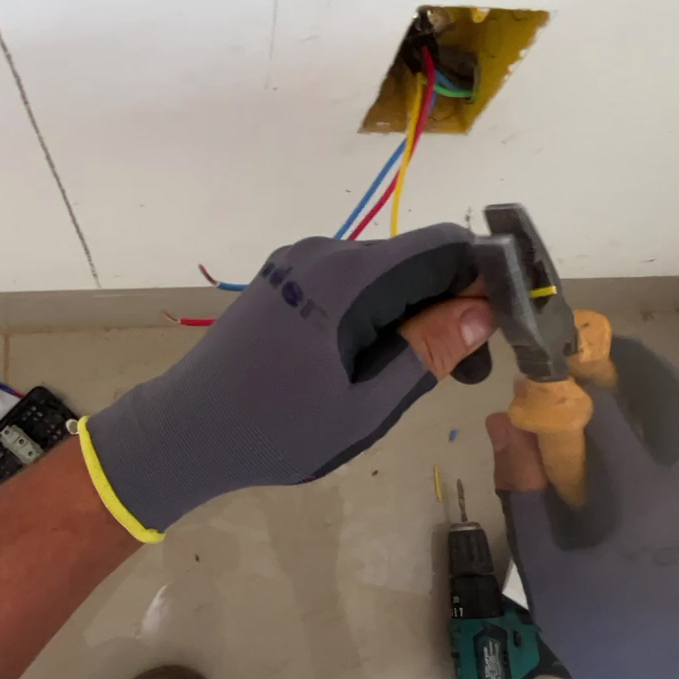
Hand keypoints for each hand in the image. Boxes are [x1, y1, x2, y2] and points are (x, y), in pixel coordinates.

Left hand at [83, 224, 492, 539]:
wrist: (184, 431)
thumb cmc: (275, 430)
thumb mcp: (364, 406)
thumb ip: (427, 353)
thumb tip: (483, 311)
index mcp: (344, 275)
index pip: (443, 246)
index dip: (481, 281)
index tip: (495, 333)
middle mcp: (322, 252)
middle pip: (413, 260)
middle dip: (448, 307)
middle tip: (459, 374)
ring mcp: (296, 263)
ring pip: (383, 274)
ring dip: (411, 315)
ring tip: (410, 377)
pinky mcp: (281, 280)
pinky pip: (348, 284)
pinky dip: (374, 313)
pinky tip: (370, 361)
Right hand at [489, 337, 678, 678]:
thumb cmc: (593, 626)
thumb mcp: (542, 560)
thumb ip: (521, 487)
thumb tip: (502, 421)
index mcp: (644, 501)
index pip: (611, 415)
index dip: (576, 379)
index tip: (549, 359)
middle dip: (639, 360)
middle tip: (595, 348)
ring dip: (656, 386)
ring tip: (609, 377)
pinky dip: (665, 420)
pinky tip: (628, 432)